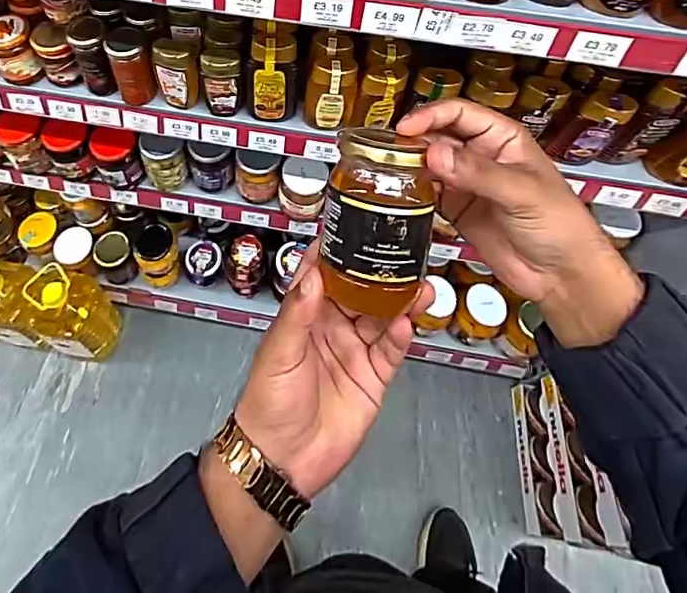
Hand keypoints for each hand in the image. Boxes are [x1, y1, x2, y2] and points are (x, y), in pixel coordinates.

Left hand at [231, 241, 431, 498]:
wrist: (282, 460)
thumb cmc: (268, 402)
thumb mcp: (278, 352)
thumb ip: (297, 313)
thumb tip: (312, 273)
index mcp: (305, 315)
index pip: (322, 274)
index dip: (336, 252)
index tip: (351, 227)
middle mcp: (332, 328)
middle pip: (360, 292)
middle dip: (379, 273)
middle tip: (400, 253)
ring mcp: (353, 352)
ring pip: (381, 318)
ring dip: (400, 302)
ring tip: (418, 285)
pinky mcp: (371, 378)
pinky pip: (389, 352)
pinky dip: (400, 337)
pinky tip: (407, 324)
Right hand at [397, 99, 643, 347]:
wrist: (563, 277)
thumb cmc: (563, 226)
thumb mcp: (522, 192)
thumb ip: (478, 173)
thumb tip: (436, 154)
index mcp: (502, 139)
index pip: (459, 113)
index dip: (431, 116)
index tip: (408, 128)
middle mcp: (481, 156)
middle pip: (438, 135)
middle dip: (414, 139)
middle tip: (391, 150)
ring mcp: (467, 183)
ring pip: (429, 163)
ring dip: (410, 164)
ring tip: (391, 170)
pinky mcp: (457, 209)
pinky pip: (428, 192)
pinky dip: (413, 191)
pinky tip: (403, 193)